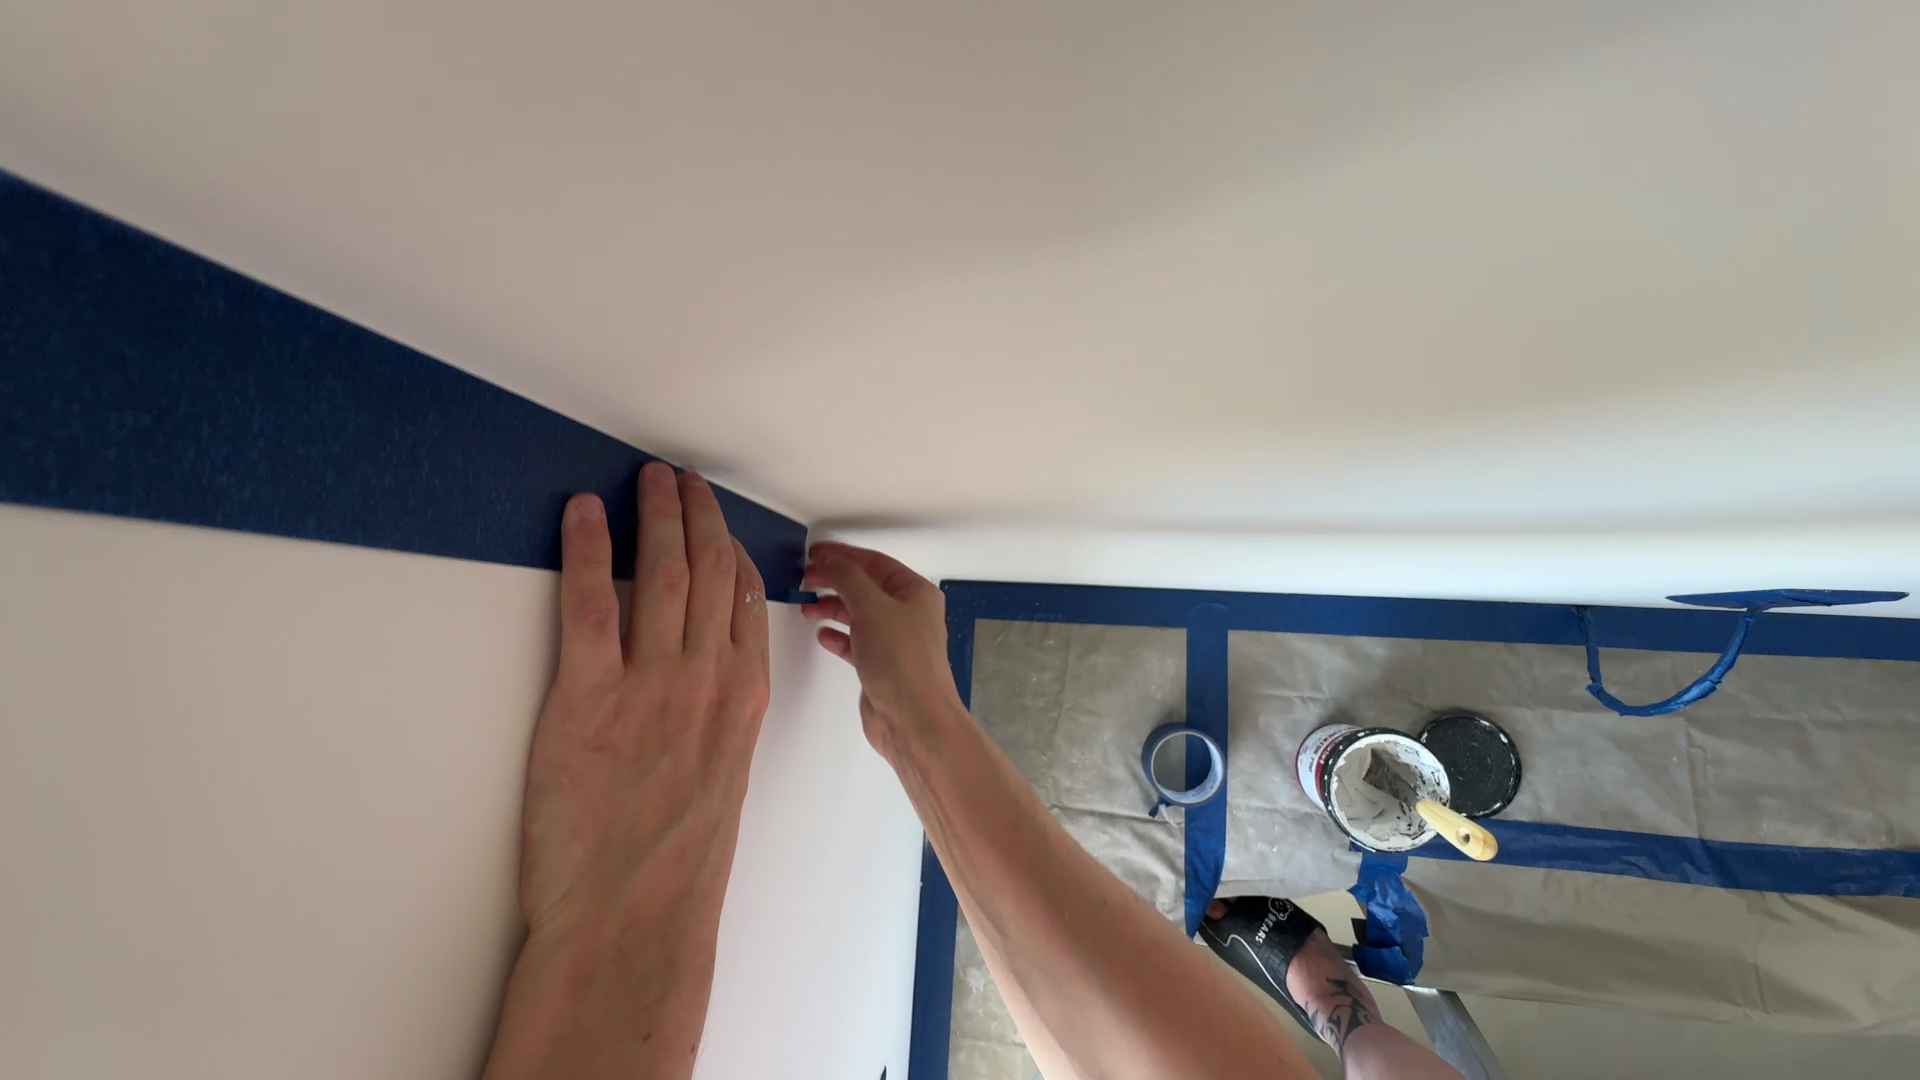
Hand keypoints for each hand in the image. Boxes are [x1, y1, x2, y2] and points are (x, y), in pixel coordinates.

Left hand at [518, 462, 770, 940]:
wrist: (635, 913)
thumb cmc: (680, 854)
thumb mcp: (723, 771)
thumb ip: (720, 711)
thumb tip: (704, 674)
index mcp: (744, 695)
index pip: (746, 599)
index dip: (731, 549)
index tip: (718, 523)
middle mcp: (710, 677)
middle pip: (711, 572)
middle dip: (697, 516)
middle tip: (682, 480)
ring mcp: (655, 683)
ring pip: (665, 574)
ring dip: (657, 517)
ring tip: (648, 480)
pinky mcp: (590, 698)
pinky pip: (592, 605)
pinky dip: (589, 551)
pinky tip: (584, 514)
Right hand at [801, 542, 961, 760]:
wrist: (912, 718)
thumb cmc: (900, 659)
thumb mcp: (872, 606)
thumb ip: (847, 577)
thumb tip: (828, 559)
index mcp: (915, 592)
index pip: (875, 563)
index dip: (843, 555)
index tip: (813, 553)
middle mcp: (908, 613)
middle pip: (865, 586)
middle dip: (834, 580)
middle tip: (804, 579)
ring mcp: (895, 640)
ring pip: (858, 614)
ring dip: (832, 607)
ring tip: (807, 607)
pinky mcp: (881, 665)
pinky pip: (856, 641)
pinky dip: (838, 635)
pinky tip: (822, 635)